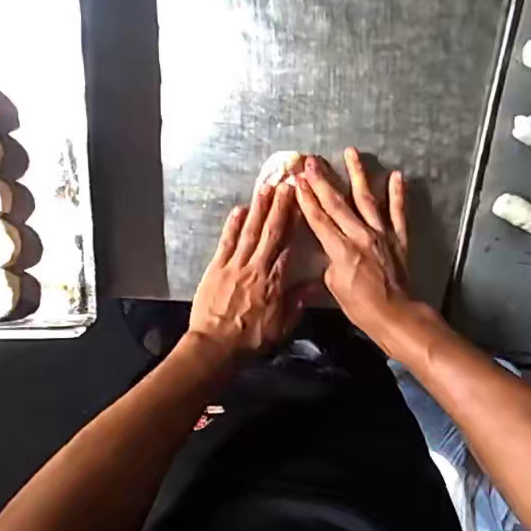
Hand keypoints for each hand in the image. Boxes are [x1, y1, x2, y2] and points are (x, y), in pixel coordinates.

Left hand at [186, 182, 302, 360]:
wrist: (215, 346)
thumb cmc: (250, 340)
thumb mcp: (281, 327)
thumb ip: (296, 303)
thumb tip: (315, 285)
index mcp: (275, 282)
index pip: (288, 247)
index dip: (295, 224)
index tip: (302, 205)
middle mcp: (256, 268)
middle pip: (271, 233)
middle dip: (280, 207)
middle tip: (287, 184)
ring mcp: (234, 266)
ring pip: (250, 232)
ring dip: (258, 208)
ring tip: (266, 187)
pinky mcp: (216, 268)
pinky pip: (227, 242)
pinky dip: (233, 225)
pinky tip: (240, 209)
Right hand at [293, 149, 414, 332]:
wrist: (394, 314)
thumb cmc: (359, 306)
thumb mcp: (332, 286)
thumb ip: (329, 263)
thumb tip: (329, 251)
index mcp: (340, 249)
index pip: (319, 218)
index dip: (306, 199)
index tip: (297, 181)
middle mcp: (360, 235)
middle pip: (338, 203)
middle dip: (322, 180)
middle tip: (312, 161)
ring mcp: (381, 234)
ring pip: (367, 198)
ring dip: (358, 174)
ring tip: (351, 152)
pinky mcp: (399, 238)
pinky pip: (398, 212)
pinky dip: (397, 194)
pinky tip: (396, 176)